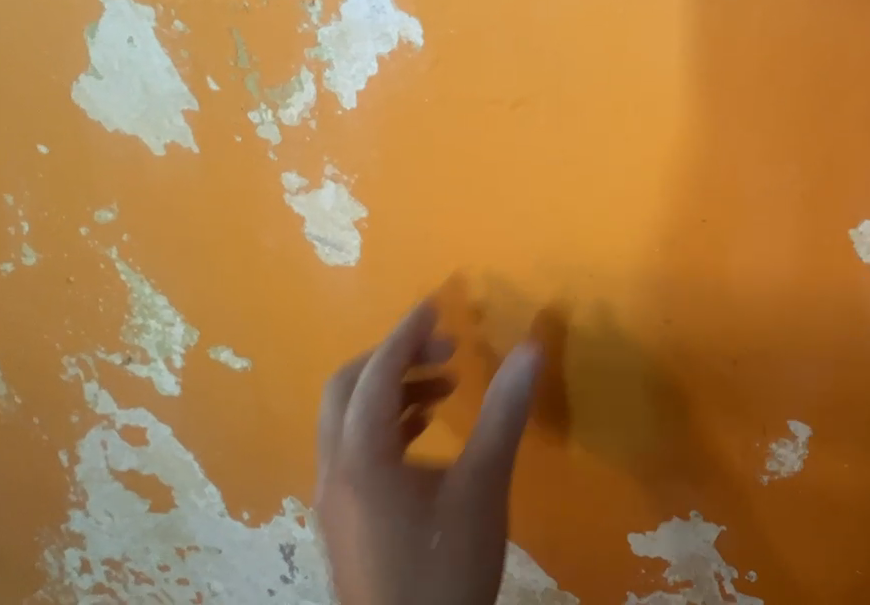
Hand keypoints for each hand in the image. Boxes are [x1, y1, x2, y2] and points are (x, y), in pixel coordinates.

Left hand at [316, 299, 544, 604]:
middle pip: (347, 389)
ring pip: (349, 420)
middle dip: (395, 356)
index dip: (408, 331)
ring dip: (393, 390)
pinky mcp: (346, 519)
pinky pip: (355, 449)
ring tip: (449, 388)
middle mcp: (335, 471)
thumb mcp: (483, 485)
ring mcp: (335, 499)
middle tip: (447, 347)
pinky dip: (388, 423)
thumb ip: (504, 411)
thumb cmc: (446, 568)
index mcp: (361, 458)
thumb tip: (533, 345)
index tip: (438, 302)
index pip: (378, 373)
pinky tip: (430, 433)